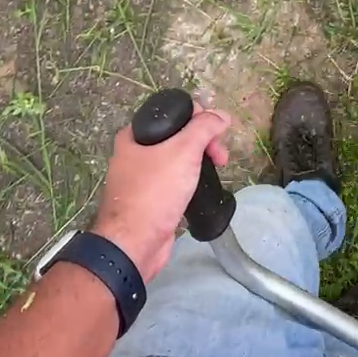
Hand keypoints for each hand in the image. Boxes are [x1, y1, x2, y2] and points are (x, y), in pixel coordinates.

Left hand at [90, 104, 230, 279]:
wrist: (135, 244)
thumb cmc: (155, 191)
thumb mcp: (183, 150)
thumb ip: (204, 127)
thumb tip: (222, 115)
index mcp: (135, 134)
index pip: (174, 112)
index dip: (200, 118)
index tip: (216, 134)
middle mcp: (135, 151)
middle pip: (179, 135)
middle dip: (205, 141)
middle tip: (220, 156)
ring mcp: (142, 176)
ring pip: (179, 157)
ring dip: (201, 159)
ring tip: (218, 169)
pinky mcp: (150, 197)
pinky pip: (175, 178)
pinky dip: (191, 178)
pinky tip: (202, 186)